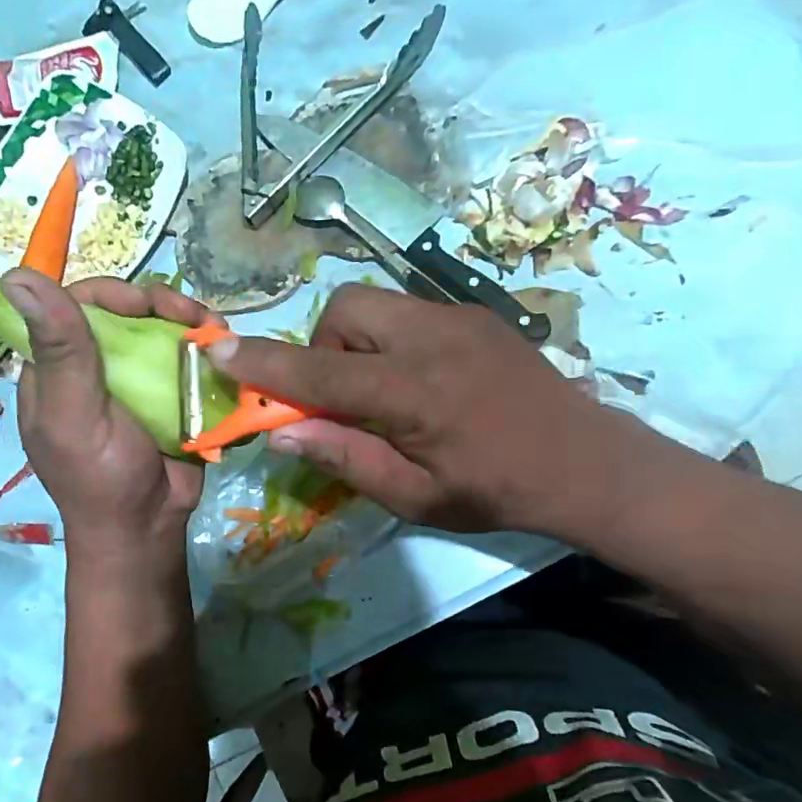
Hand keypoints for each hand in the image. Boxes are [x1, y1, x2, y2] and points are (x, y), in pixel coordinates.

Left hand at [3, 269, 211, 564]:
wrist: (148, 527)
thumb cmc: (101, 476)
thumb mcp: (75, 415)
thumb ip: (59, 351)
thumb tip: (17, 275)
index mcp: (58, 368)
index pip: (78, 306)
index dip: (114, 294)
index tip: (147, 305)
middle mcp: (97, 367)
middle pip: (128, 314)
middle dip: (163, 305)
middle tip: (198, 316)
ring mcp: (138, 383)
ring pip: (162, 334)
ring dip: (192, 326)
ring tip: (219, 331)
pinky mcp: (172, 399)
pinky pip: (188, 364)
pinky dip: (208, 355)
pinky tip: (225, 354)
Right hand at [205, 284, 644, 535]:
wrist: (584, 461)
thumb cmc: (497, 492)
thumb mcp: (417, 497)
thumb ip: (347, 459)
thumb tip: (283, 432)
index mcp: (414, 393)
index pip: (319, 373)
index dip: (264, 364)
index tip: (217, 351)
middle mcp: (432, 338)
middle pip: (344, 309)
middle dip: (323, 349)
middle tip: (344, 399)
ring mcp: (459, 317)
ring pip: (376, 304)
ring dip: (357, 343)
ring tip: (384, 392)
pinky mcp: (477, 314)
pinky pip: (409, 311)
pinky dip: (392, 339)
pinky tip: (421, 380)